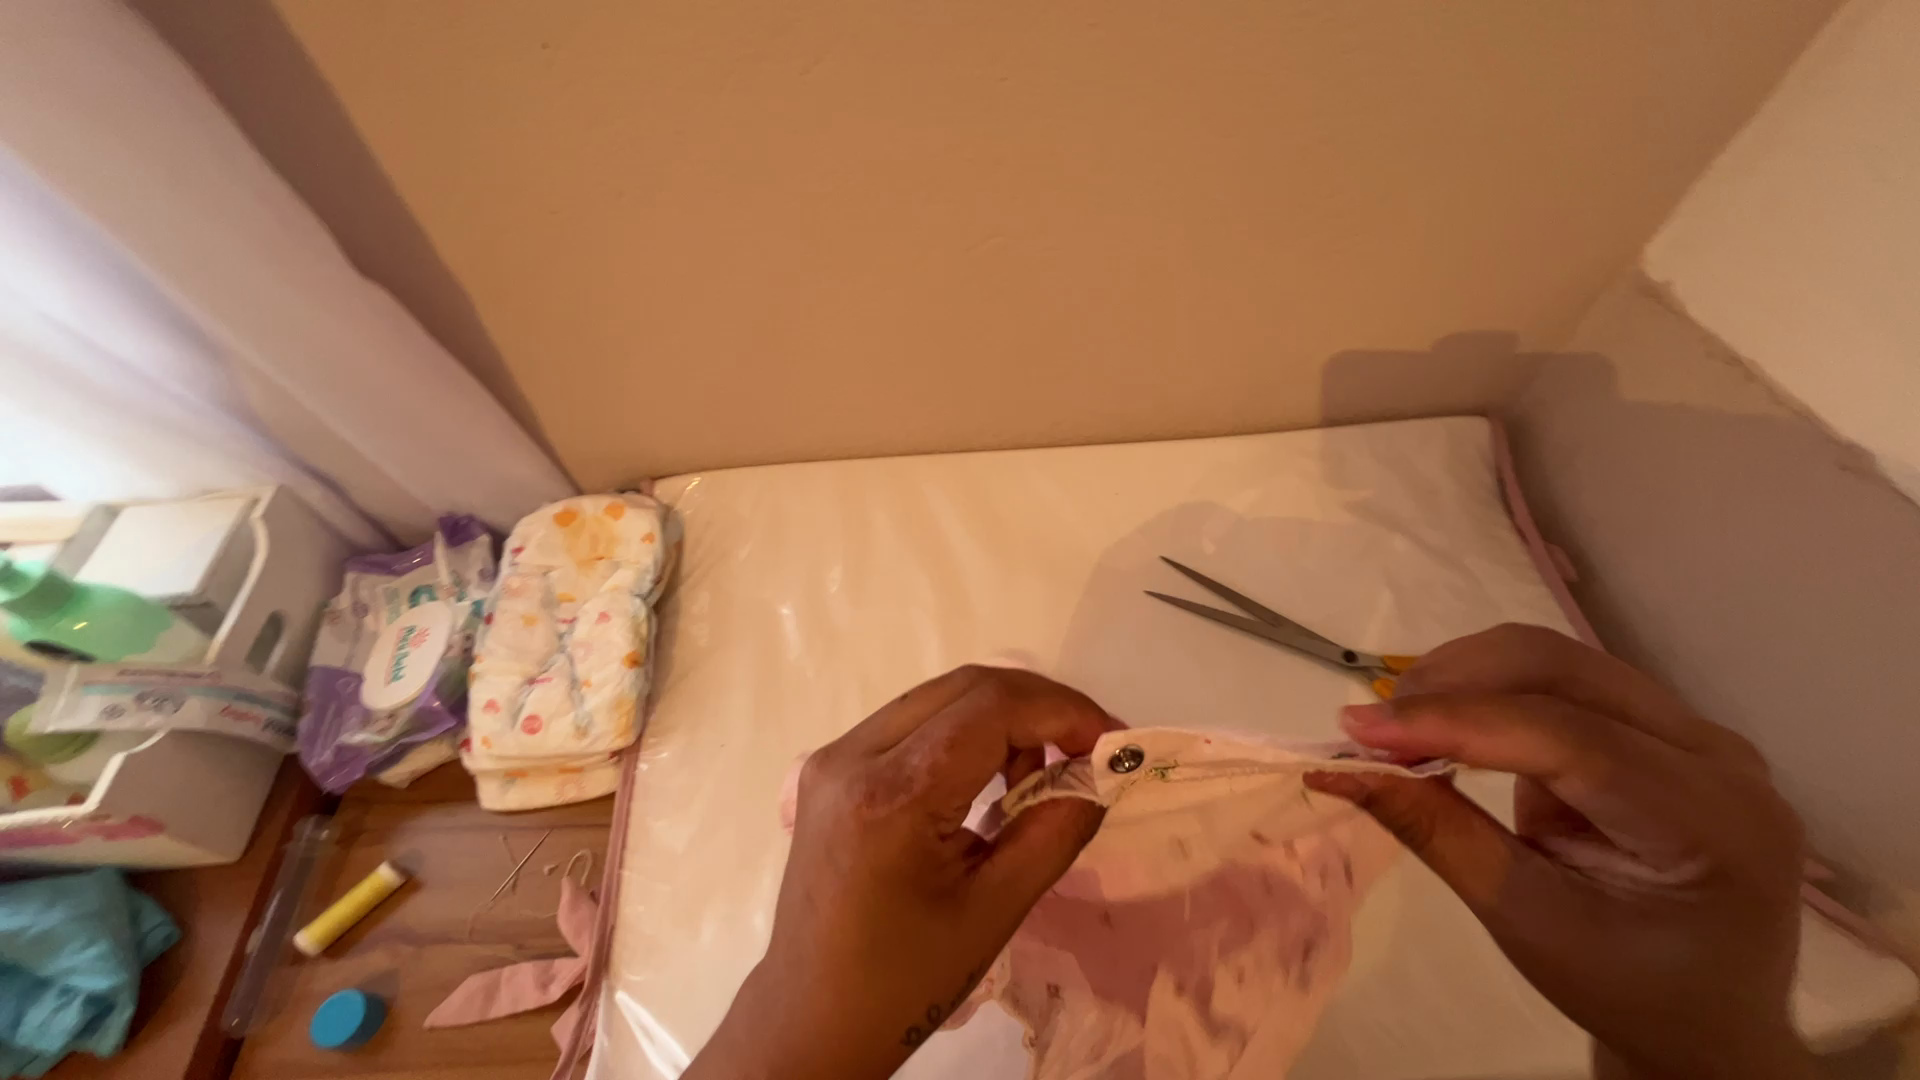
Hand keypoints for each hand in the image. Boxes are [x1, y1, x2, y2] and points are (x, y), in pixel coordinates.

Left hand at [685, 666, 1117, 1079]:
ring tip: (1036, 773)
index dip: (1062, 710)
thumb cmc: (907, 979)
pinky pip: (914, 720)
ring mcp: (835, 754)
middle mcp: (853, 755)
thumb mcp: (998, 908)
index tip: (1111, 739)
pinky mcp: (831, 764)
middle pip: (965, 687)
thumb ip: (1057, 826)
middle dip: (1038, 706)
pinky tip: (987, 775)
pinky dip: (965, 731)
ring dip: (1002, 716)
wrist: (812, 1016)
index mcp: (892, 795)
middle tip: (1084, 748)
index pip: (991, 708)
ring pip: (940, 696)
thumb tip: (1099, 770)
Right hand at [1306, 625, 1813, 1079]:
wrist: (1701, 1014)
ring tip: (1400, 727)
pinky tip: (1442, 722)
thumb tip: (1337, 767)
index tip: (1354, 730)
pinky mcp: (1648, 722)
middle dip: (1450, 684)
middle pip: (1557, 668)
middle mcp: (1713, 754)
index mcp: (1711, 822)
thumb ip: (1432, 829)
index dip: (1452, 721)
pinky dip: (1477, 685)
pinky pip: (1548, 674)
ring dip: (1458, 676)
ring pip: (1547, 656)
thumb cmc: (1621, 983)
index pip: (1566, 736)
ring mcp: (1685, 730)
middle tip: (1373, 729)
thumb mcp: (1519, 914)